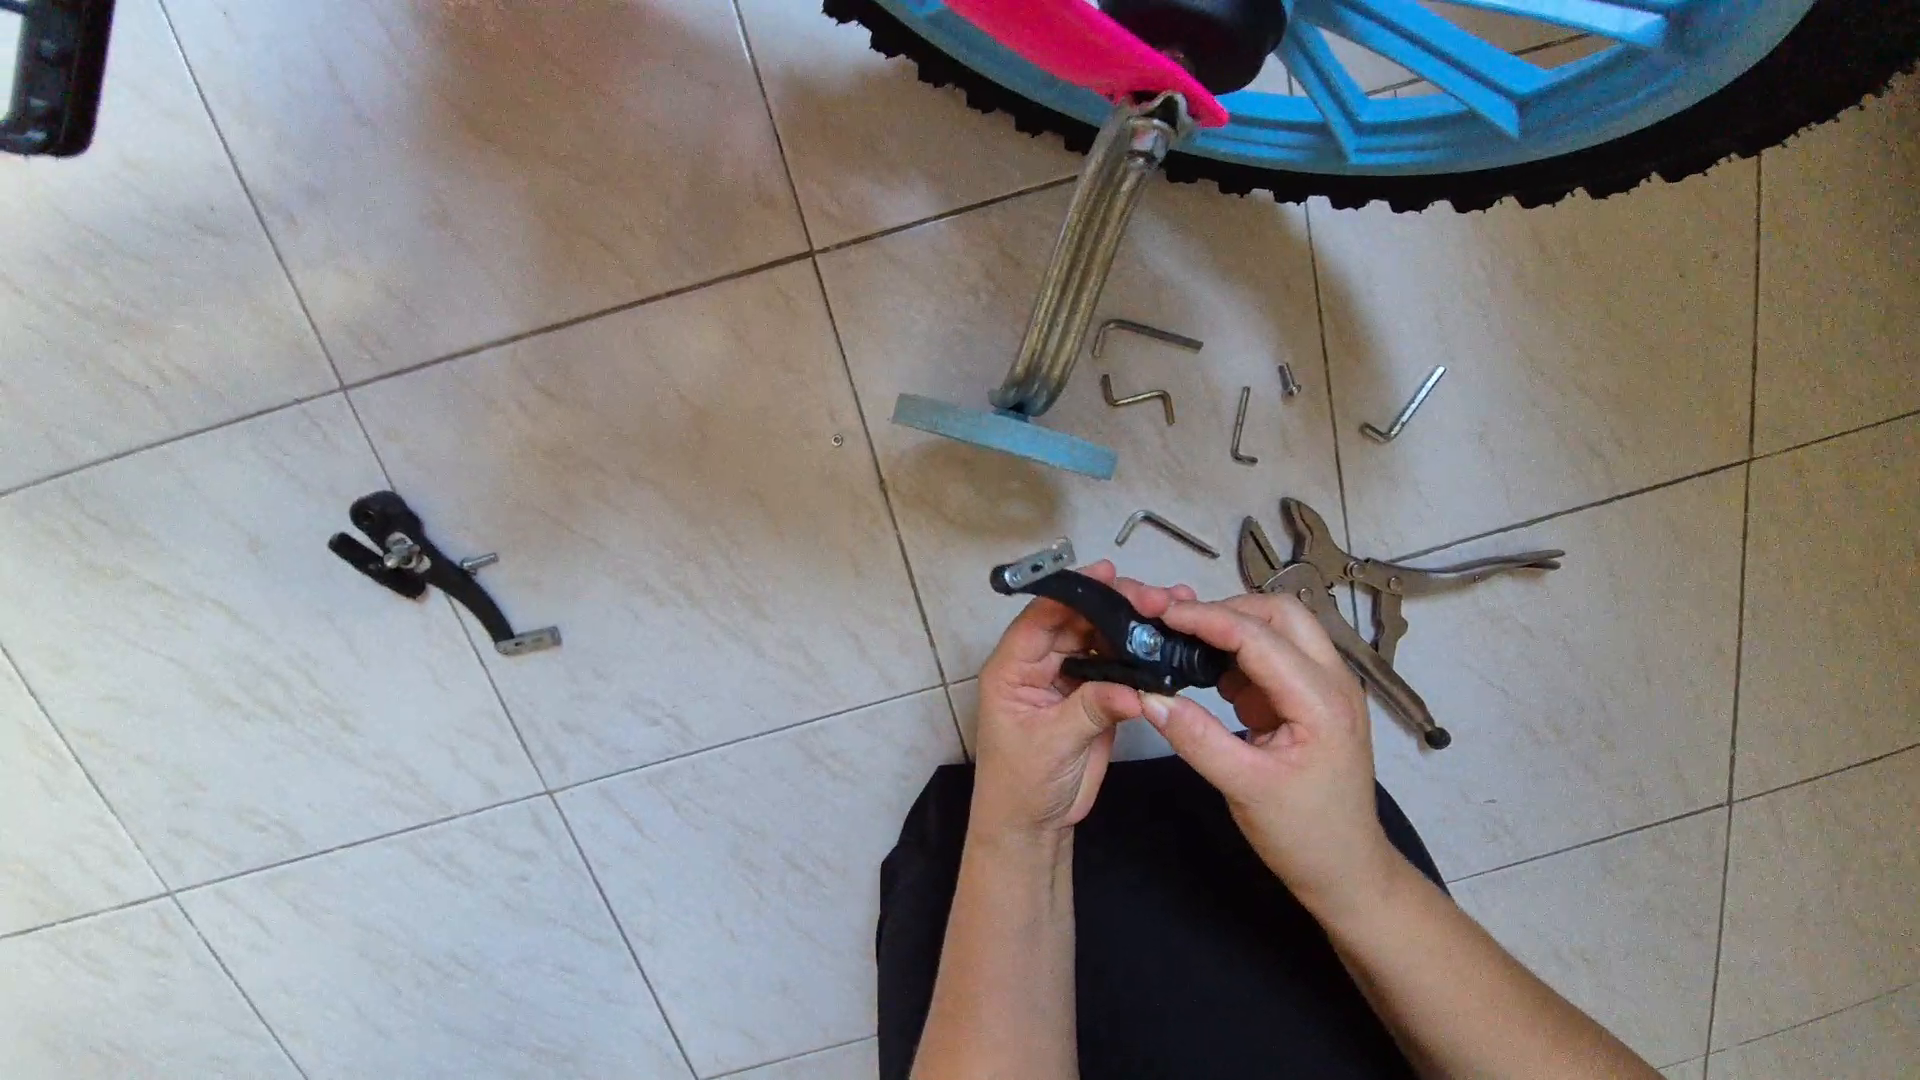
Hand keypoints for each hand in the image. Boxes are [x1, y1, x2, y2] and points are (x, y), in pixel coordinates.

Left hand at [970, 562, 1196, 841]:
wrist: (1033, 826)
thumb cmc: (1021, 784)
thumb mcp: (1050, 744)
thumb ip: (1090, 709)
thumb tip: (1135, 690)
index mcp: (1013, 667)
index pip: (1042, 617)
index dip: (1074, 593)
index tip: (1109, 575)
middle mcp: (1040, 664)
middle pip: (1077, 621)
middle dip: (1115, 606)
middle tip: (1157, 598)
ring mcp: (1069, 678)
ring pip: (1100, 639)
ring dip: (1132, 626)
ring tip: (1172, 611)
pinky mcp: (1095, 696)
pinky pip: (1117, 666)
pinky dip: (1140, 656)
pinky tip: (1168, 643)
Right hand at [1139, 594, 1405, 914]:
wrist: (1347, 871)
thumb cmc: (1303, 834)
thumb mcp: (1244, 787)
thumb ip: (1196, 738)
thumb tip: (1148, 695)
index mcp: (1322, 701)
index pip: (1259, 637)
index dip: (1207, 619)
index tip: (1161, 616)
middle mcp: (1332, 681)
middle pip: (1280, 614)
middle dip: (1226, 610)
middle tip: (1177, 626)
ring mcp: (1324, 687)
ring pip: (1278, 628)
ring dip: (1232, 628)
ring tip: (1182, 642)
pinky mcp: (1308, 699)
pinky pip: (1271, 656)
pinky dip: (1235, 654)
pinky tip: (1204, 672)